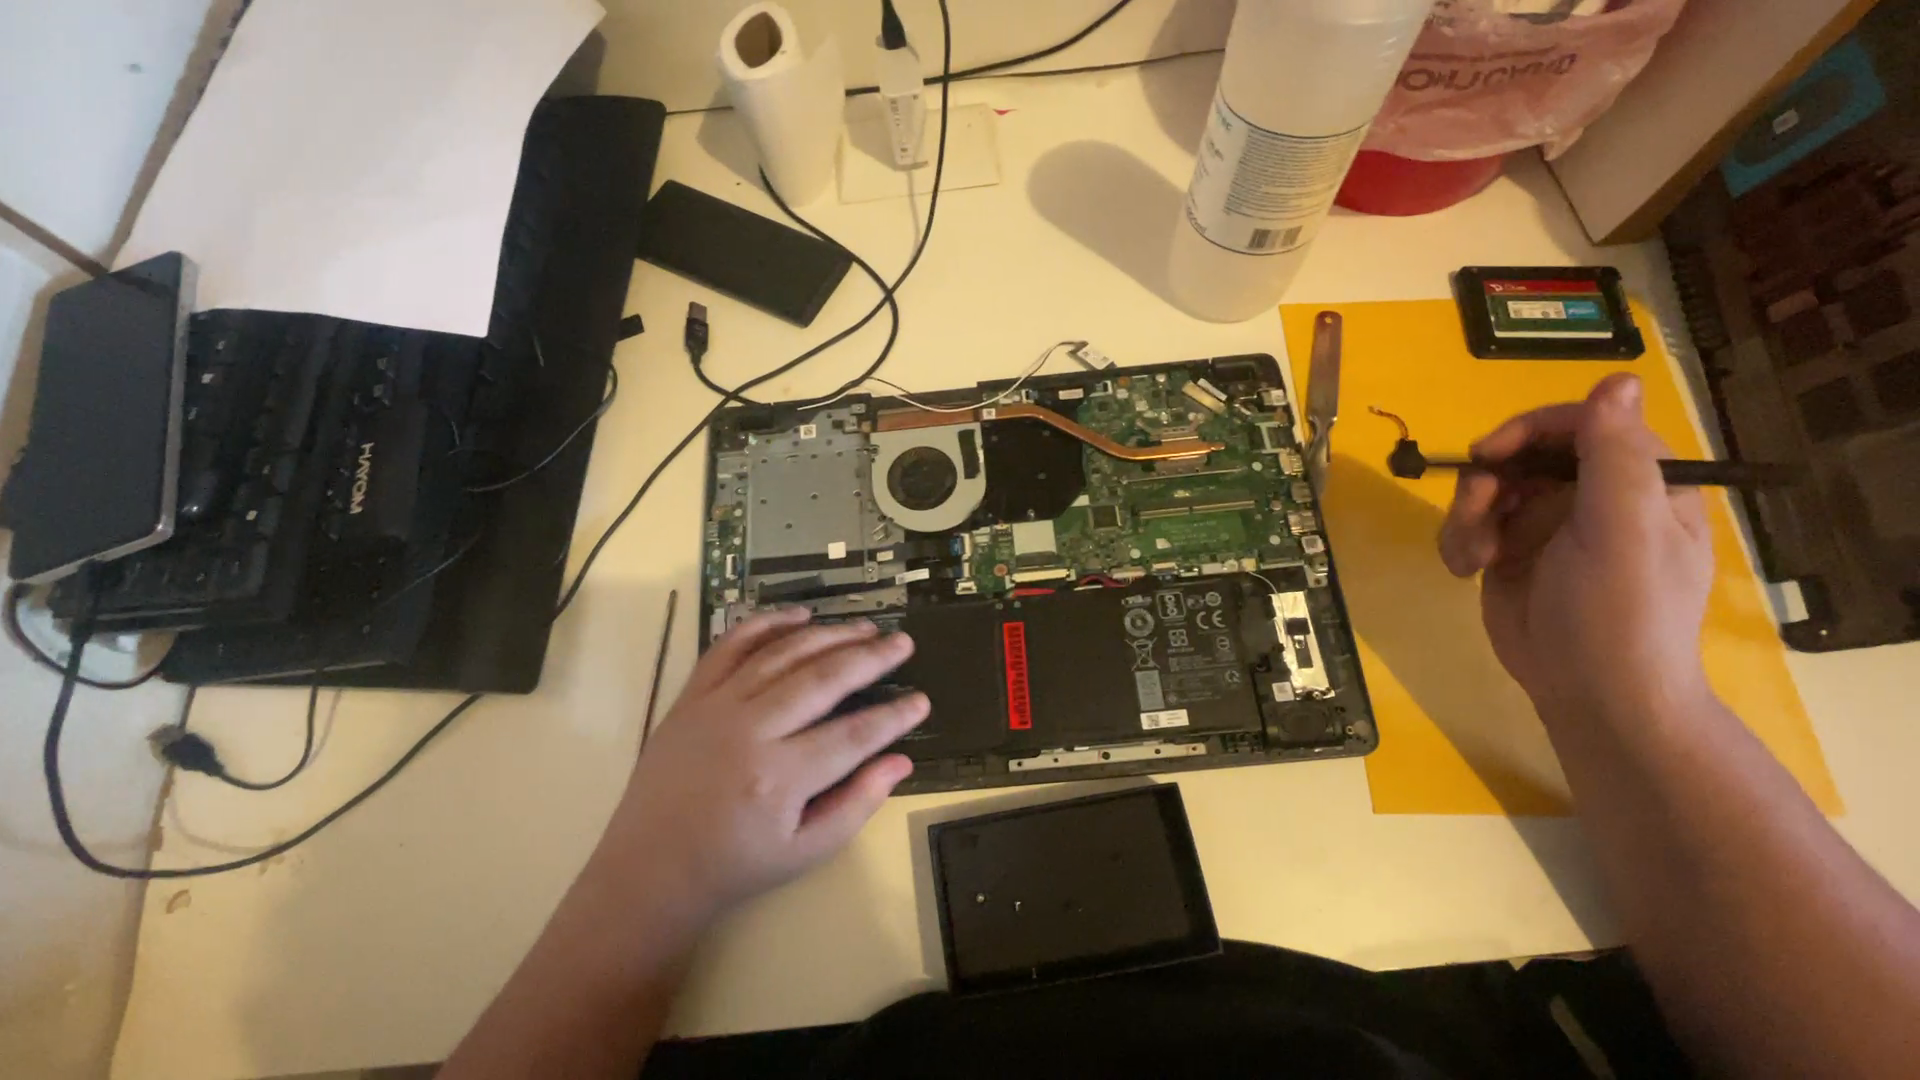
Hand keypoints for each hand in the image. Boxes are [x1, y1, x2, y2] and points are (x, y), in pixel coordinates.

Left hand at [598, 608, 927, 922]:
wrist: (650, 868)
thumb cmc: (735, 865)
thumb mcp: (805, 852)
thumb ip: (857, 804)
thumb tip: (901, 760)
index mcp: (780, 778)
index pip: (853, 735)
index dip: (893, 716)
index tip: (921, 700)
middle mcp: (750, 732)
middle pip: (822, 680)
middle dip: (869, 658)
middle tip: (902, 643)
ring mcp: (716, 708)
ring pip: (782, 655)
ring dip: (828, 635)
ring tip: (864, 627)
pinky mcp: (691, 697)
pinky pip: (729, 647)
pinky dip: (765, 625)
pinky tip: (800, 616)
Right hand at [1437, 374, 1714, 720]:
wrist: (1591, 695)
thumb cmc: (1619, 613)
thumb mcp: (1622, 531)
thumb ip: (1615, 456)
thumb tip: (1618, 379)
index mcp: (1638, 483)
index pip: (1584, 425)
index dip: (1532, 429)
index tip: (1490, 453)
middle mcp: (1591, 497)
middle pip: (1523, 454)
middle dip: (1489, 481)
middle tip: (1478, 511)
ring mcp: (1546, 527)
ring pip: (1487, 489)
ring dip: (1467, 517)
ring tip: (1473, 556)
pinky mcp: (1508, 554)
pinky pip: (1468, 526)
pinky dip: (1457, 543)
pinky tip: (1465, 571)